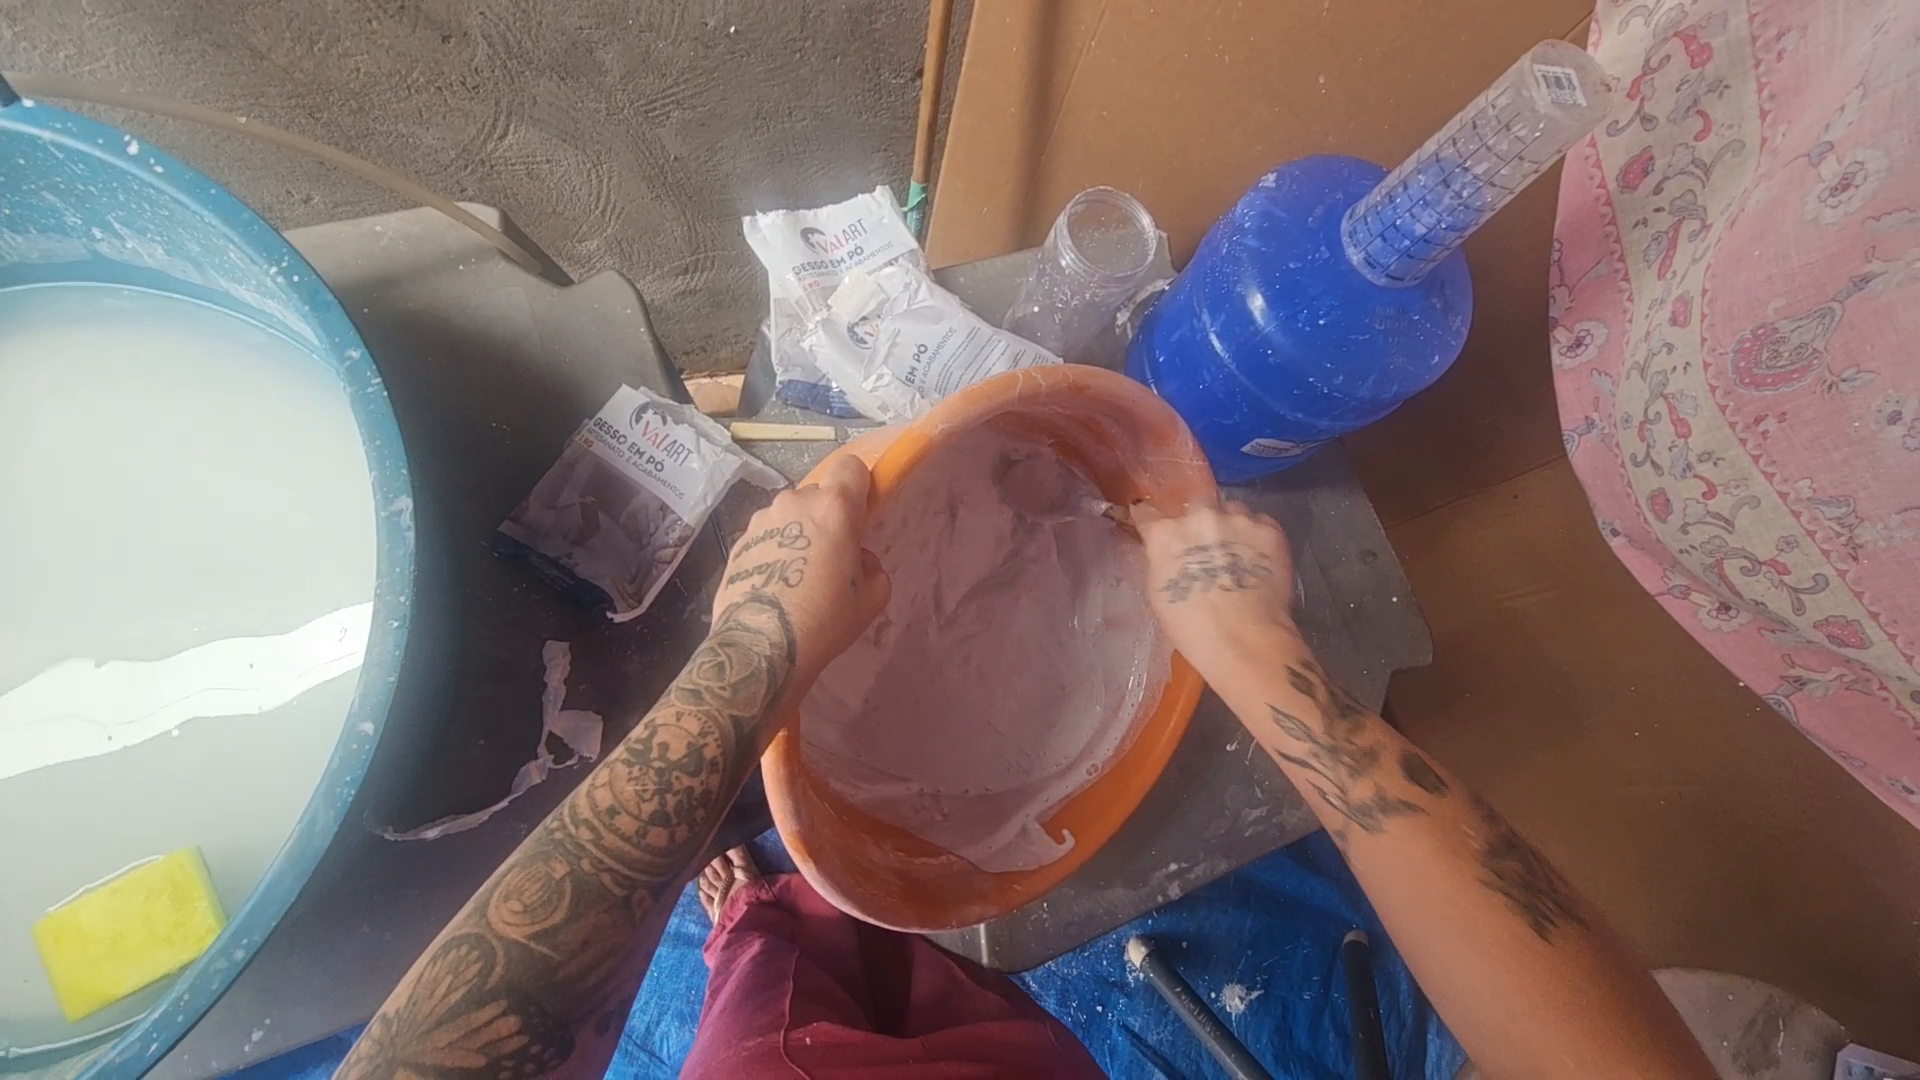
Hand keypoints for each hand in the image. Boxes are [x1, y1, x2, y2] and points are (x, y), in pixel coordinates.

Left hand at [712, 453, 890, 696]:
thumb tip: (855, 559)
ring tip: (798, 574)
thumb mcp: (873, 595)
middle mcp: (795, 502)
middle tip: (830, 556)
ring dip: (798, 533)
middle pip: (818, 494)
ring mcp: (761, 520)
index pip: (851, 466)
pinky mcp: (738, 542)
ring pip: (790, 515)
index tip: (860, 513)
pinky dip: (775, 551)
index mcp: (835, 507)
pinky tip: (775, 585)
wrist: (762, 647)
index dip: (858, 486)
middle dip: (827, 517)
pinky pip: (767, 536)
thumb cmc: (827, 618)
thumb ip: (870, 564)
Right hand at [1135, 499, 1306, 685]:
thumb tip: (1169, 553)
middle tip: (1206, 542)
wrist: (1244, 639)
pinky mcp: (1270, 530)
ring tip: (1238, 551)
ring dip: (1232, 525)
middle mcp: (1200, 517)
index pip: (1147, 512)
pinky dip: (1258, 537)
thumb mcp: (1158, 592)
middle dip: (1200, 518)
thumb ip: (1162, 560)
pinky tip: (1259, 559)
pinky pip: (1261, 523)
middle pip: (1197, 502)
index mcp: (1165, 534)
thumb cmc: (1191, 626)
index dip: (1151, 520)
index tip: (1155, 526)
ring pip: (1233, 510)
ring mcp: (1238, 520)